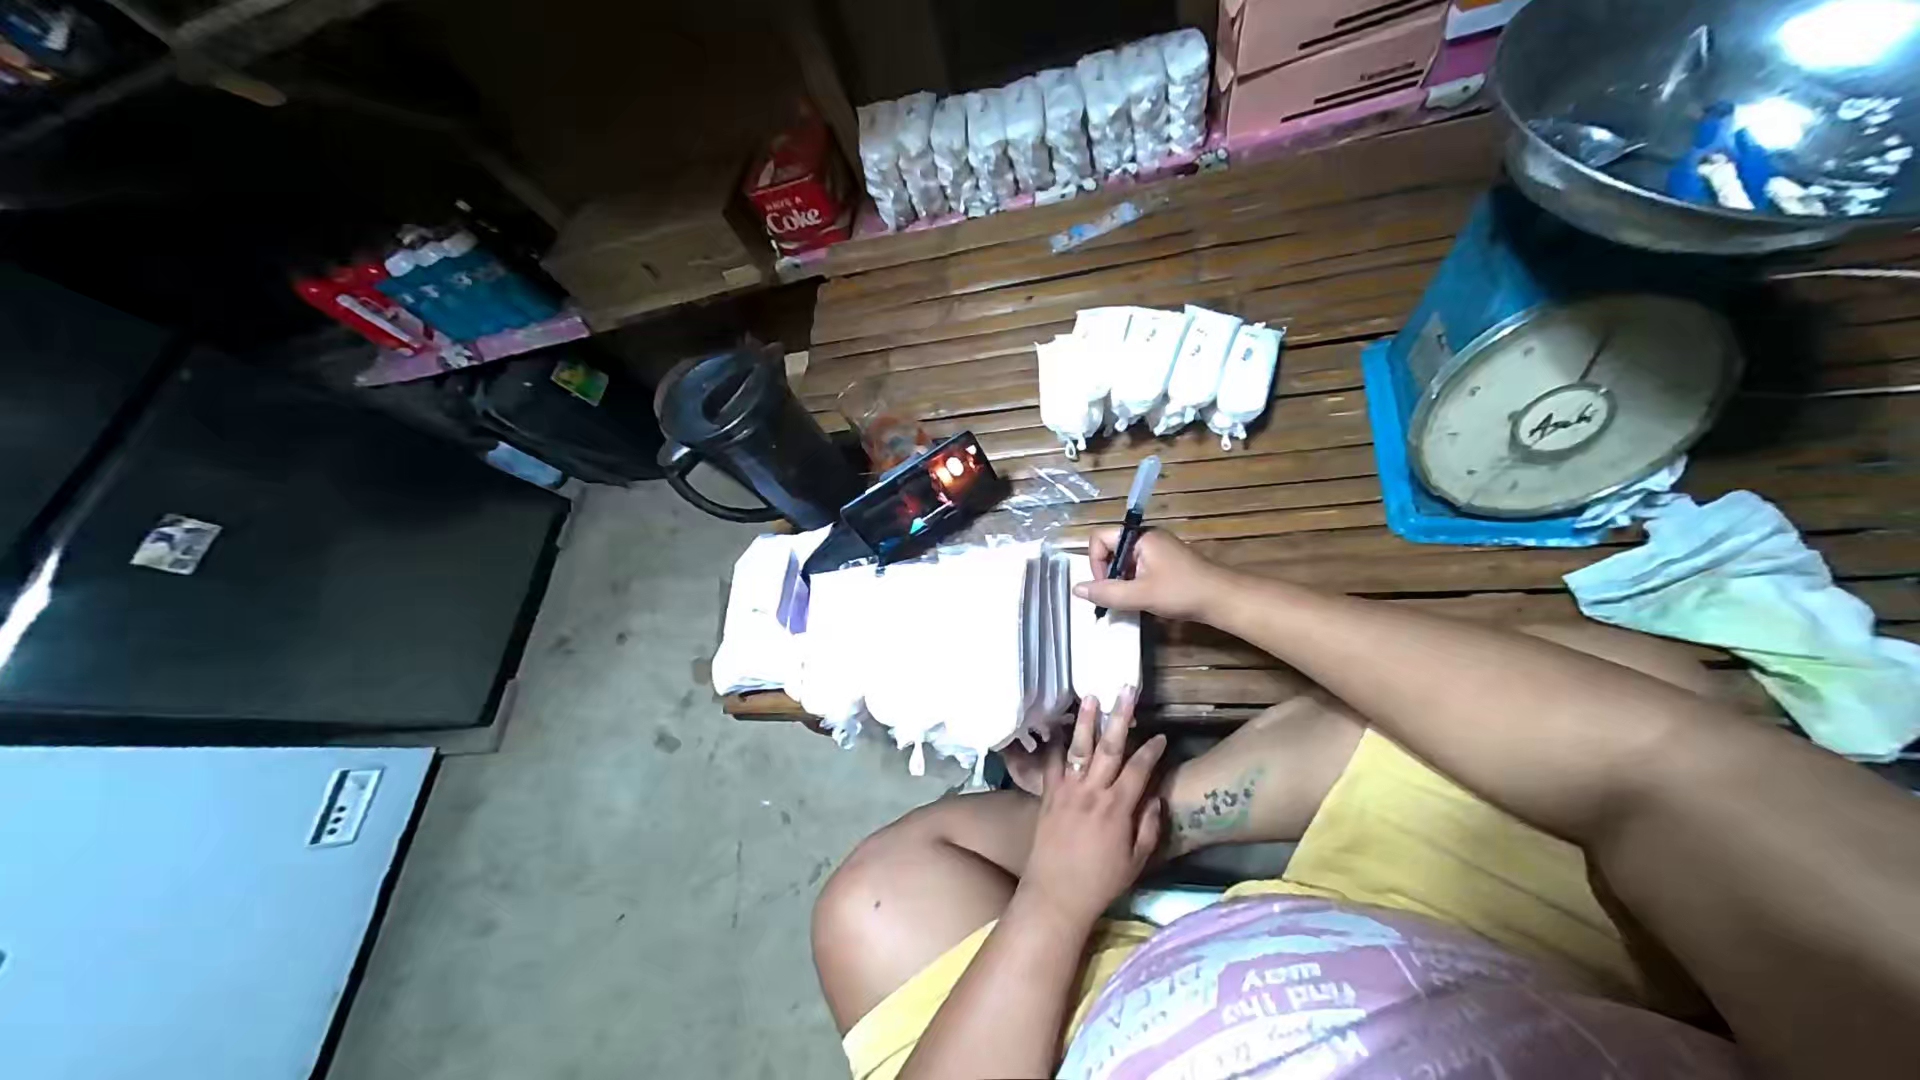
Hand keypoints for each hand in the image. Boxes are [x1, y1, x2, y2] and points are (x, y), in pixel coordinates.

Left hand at [1018, 691, 1167, 925]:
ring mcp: (1067, 790)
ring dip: (1086, 720)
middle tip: (1126, 691)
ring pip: (1078, 747)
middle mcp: (1093, 792)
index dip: (1152, 750)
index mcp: (1118, 808)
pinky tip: (1058, 726)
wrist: (1055, 894)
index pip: (1139, 769)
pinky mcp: (1047, 794)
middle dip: (1120, 717)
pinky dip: (1055, 743)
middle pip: (1110, 747)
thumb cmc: (1101, 882)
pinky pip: (1051, 763)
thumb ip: (1149, 827)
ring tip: (1090, 695)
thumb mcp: (1137, 861)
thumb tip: (1156, 797)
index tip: (1161, 735)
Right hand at [1074, 527, 1232, 621]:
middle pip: (1111, 549)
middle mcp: (1147, 538)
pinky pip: (1138, 568)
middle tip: (1117, 596)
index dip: (1095, 562)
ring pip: (1124, 561)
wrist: (1223, 599)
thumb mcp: (1140, 595)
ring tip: (1132, 600)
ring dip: (1122, 581)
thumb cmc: (1182, 591)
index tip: (1105, 585)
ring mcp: (1158, 550)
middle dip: (1108, 574)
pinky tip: (1145, 599)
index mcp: (1140, 536)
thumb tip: (1076, 589)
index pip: (1099, 538)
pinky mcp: (1166, 563)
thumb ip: (1107, 592)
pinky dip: (1134, 583)